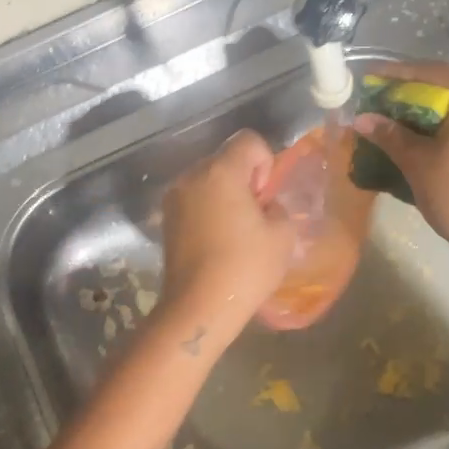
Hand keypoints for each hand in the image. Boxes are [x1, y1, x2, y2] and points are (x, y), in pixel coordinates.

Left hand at [160, 129, 297, 325]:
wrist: (199, 307)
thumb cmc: (245, 268)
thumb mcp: (282, 236)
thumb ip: (279, 208)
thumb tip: (265, 207)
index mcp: (220, 171)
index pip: (248, 141)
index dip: (266, 163)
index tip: (266, 198)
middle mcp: (191, 176)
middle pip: (225, 159)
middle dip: (245, 180)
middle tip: (256, 217)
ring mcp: (174, 198)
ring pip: (208, 180)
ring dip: (225, 195)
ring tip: (236, 232)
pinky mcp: (166, 220)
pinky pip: (194, 200)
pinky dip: (208, 210)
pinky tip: (217, 241)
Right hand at [353, 61, 448, 250]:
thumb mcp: (419, 164)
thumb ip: (390, 135)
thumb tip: (361, 119)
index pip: (431, 73)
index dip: (396, 74)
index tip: (370, 78)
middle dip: (414, 93)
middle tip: (383, 102)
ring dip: (434, 111)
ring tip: (403, 122)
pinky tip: (433, 141)